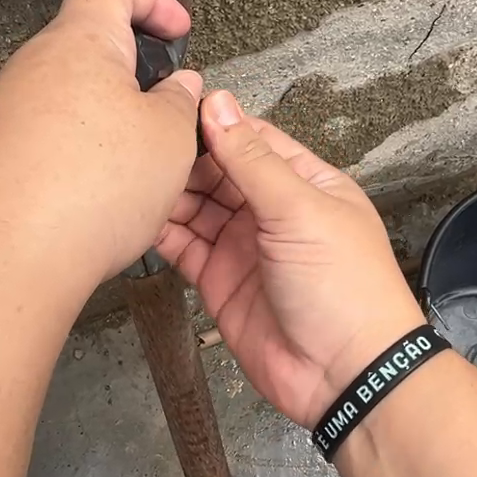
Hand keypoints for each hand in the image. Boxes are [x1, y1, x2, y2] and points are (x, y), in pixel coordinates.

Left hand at [0, 0, 203, 282]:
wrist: (0, 259)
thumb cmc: (88, 187)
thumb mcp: (169, 139)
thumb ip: (181, 103)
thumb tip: (179, 88)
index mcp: (79, 43)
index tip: (178, 29)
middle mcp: (35, 67)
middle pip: (89, 44)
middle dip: (136, 72)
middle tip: (168, 109)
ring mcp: (8, 111)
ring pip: (72, 97)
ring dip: (112, 119)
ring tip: (140, 166)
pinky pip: (50, 136)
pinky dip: (83, 153)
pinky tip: (101, 196)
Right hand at [157, 91, 424, 427]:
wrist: (343, 373)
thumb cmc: (343, 285)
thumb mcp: (300, 210)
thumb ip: (253, 160)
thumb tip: (219, 103)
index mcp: (304, 182)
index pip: (252, 139)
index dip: (215, 124)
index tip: (172, 104)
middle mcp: (271, 210)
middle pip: (218, 171)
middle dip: (185, 159)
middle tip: (144, 144)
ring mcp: (243, 245)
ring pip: (196, 207)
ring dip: (169, 193)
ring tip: (132, 175)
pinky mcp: (218, 280)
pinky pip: (184, 246)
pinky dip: (162, 231)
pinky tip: (136, 213)